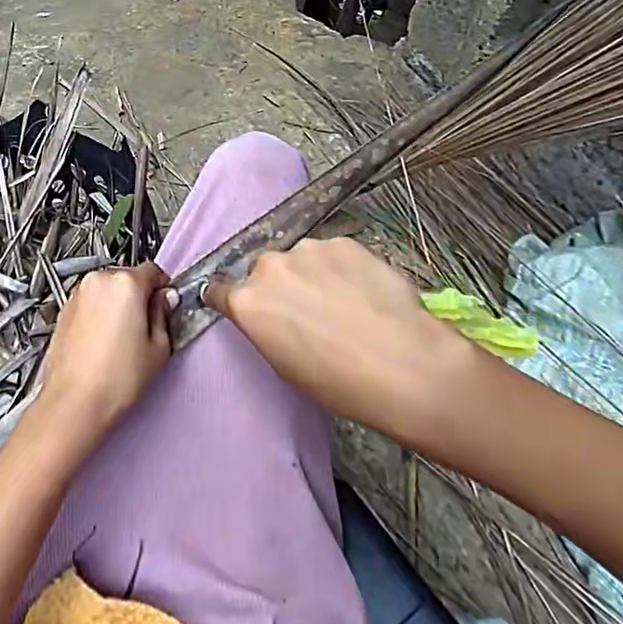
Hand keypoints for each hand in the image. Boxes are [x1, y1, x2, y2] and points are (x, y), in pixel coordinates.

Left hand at [37, 262, 172, 440]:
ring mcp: (78, 294)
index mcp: (126, 283)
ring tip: (123, 339)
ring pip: (108, 290)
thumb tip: (165, 300)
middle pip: (128, 278)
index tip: (166, 303)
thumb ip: (164, 314)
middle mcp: (99, 280)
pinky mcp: (65, 310)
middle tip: (147, 327)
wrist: (74, 402)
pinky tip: (105, 342)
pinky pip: (91, 302)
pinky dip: (100, 314)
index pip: (154, 270)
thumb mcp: (159, 347)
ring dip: (118, 305)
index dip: (163, 288)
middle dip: (139, 296)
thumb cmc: (114, 380)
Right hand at [203, 238, 484, 435]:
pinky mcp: (343, 242)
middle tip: (307, 310)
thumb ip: (265, 327)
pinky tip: (364, 292)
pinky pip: (333, 254)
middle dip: (279, 285)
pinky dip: (342, 268)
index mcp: (246, 302)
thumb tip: (272, 315)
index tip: (243, 304)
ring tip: (343, 302)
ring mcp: (307, 250)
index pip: (218, 288)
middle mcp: (269, 267)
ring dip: (312, 274)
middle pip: (263, 271)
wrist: (404, 363)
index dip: (230, 297)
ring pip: (300, 259)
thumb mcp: (284, 363)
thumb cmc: (339, 381)